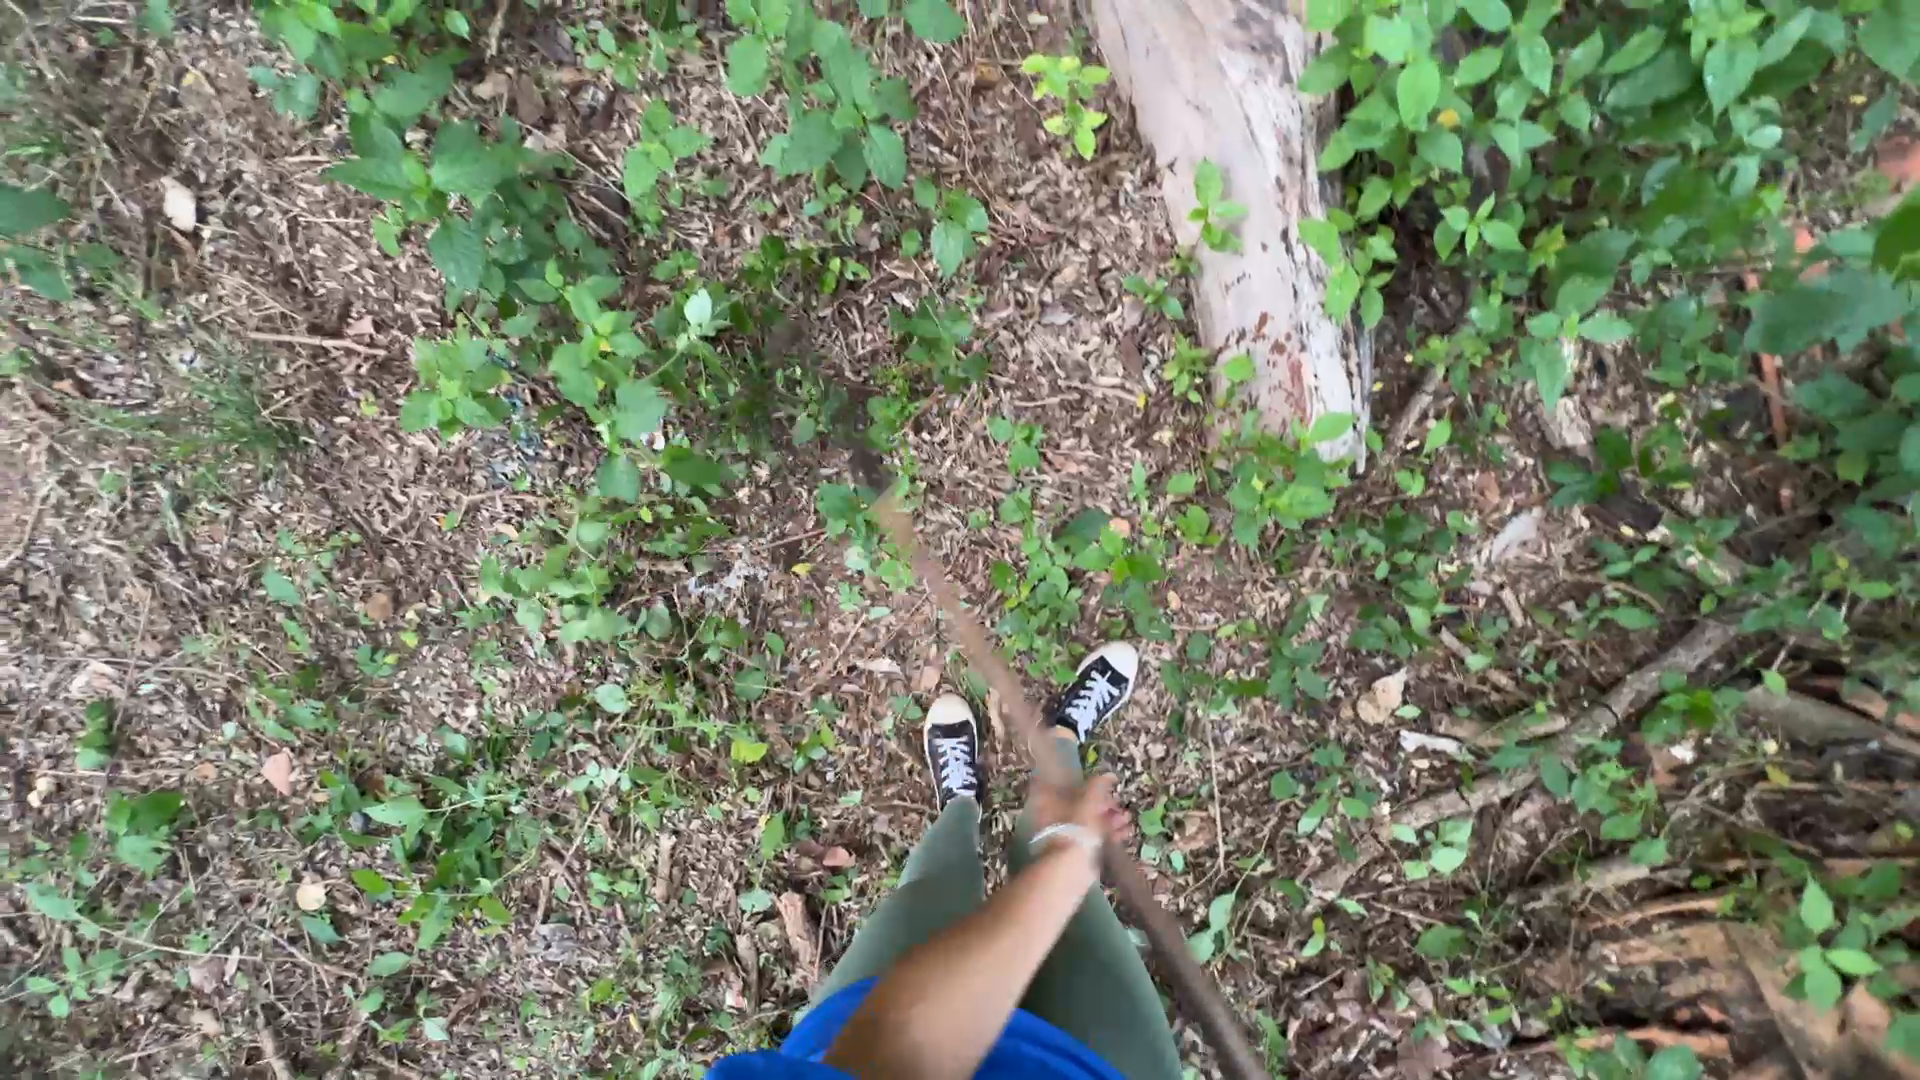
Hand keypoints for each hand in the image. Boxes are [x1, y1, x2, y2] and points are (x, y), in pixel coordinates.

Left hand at [1026, 774, 1132, 865]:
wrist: (1071, 868)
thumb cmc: (1076, 828)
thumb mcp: (1088, 801)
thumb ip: (1098, 786)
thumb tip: (1109, 774)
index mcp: (1051, 800)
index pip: (1067, 785)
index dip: (1087, 783)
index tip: (1105, 785)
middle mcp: (1055, 814)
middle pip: (1082, 804)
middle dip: (1103, 803)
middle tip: (1119, 803)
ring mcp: (1067, 833)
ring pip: (1090, 821)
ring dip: (1109, 818)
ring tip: (1128, 818)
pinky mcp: (1078, 850)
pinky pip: (1095, 837)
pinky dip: (1110, 833)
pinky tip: (1126, 832)